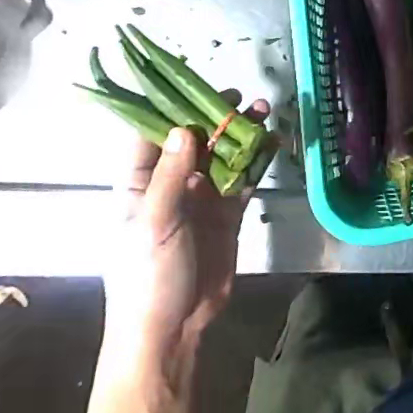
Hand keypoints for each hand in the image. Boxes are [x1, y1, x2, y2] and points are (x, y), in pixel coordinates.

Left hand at [103, 99, 267, 375]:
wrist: (173, 329)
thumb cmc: (148, 276)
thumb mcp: (153, 223)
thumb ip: (168, 176)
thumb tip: (181, 129)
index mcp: (141, 183)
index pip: (152, 135)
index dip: (172, 109)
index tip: (195, 83)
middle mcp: (171, 183)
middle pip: (194, 141)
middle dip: (214, 117)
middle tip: (239, 97)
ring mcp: (201, 199)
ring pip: (222, 157)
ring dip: (240, 135)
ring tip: (261, 110)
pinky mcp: (227, 215)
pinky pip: (243, 181)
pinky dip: (256, 163)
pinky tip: (272, 143)